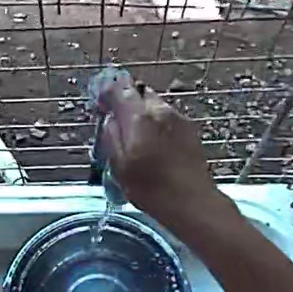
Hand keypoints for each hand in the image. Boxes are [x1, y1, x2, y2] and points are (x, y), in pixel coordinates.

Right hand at [98, 75, 223, 229]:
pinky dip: (158, 125)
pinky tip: (156, 147)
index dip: (106, 94)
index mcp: (139, 117)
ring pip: (155, 106)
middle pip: (139, 94)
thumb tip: (109, 120)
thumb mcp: (118, 166)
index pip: (118, 90)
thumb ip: (110, 137)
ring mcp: (178, 118)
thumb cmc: (150, 188)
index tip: (101, 107)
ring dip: (143, 115)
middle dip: (127, 104)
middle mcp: (160, 110)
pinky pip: (168, 118)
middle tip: (119, 124)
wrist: (191, 201)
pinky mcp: (190, 130)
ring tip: (138, 140)